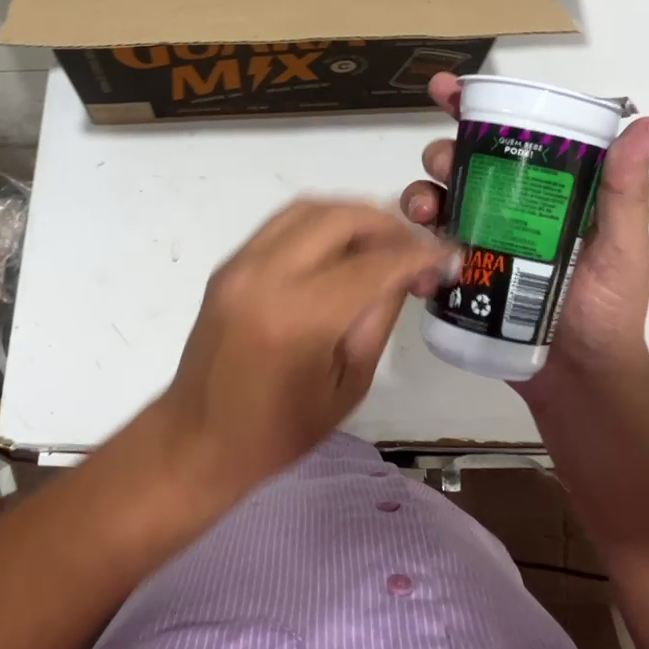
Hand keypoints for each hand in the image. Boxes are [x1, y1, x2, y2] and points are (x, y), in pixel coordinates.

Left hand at [158, 200, 455, 487]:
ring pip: (308, 208)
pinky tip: (342, 248)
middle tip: (415, 247)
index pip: (374, 264)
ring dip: (353, 215)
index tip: (449, 255)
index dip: (419, 255)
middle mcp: (265, 276)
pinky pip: (282, 224)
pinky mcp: (229, 266)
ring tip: (383, 241)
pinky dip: (320, 224)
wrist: (199, 440)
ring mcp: (240, 265)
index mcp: (299, 317)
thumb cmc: (280, 430)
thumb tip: (404, 272)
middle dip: (387, 224)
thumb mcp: (349, 384)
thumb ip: (377, 317)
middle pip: (340, 218)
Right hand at [399, 73, 648, 384]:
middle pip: (457, 164)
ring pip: (431, 203)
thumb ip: (625, 188)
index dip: (470, 108)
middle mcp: (502, 210)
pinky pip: (423, 259)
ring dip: (419, 197)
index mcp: (540, 191)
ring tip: (425, 213)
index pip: (505, 138)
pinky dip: (416, 260)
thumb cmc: (608, 308)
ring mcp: (475, 244)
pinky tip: (423, 273)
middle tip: (443, 167)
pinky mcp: (456, 281)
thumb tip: (646, 123)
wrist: (580, 378)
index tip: (445, 89)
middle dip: (441, 155)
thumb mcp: (623, 245)